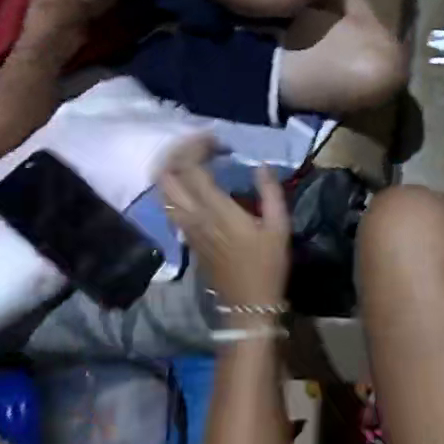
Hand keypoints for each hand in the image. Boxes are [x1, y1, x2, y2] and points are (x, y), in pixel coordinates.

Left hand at [158, 136, 290, 309]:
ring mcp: (186, 228)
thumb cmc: (268, 265)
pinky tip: (195, 187)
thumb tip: (261, 166)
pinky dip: (176, 188)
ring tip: (195, 163)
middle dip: (178, 154)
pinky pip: (170, 205)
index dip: (197, 147)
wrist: (248, 304)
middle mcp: (193, 216)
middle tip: (201, 147)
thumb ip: (270, 193)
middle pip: (166, 176)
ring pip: (163, 192)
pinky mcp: (187, 238)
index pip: (191, 168)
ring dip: (173, 171)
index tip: (216, 140)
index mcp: (216, 210)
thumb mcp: (279, 228)